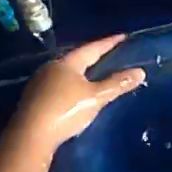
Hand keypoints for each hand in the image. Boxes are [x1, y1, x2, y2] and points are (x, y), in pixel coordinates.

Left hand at [8, 35, 145, 153]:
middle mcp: (51, 68)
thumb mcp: (95, 98)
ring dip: (81, 72)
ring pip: (65, 73)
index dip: (109, 43)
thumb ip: (117, 84)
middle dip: (93, 57)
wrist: (31, 135)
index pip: (92, 48)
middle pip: (77, 59)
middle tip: (110, 54)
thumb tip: (140, 72)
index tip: (123, 36)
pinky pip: (58, 85)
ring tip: (95, 74)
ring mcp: (40, 83)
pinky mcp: (34, 99)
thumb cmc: (66, 110)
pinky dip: (71, 85)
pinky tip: (75, 93)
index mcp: (67, 63)